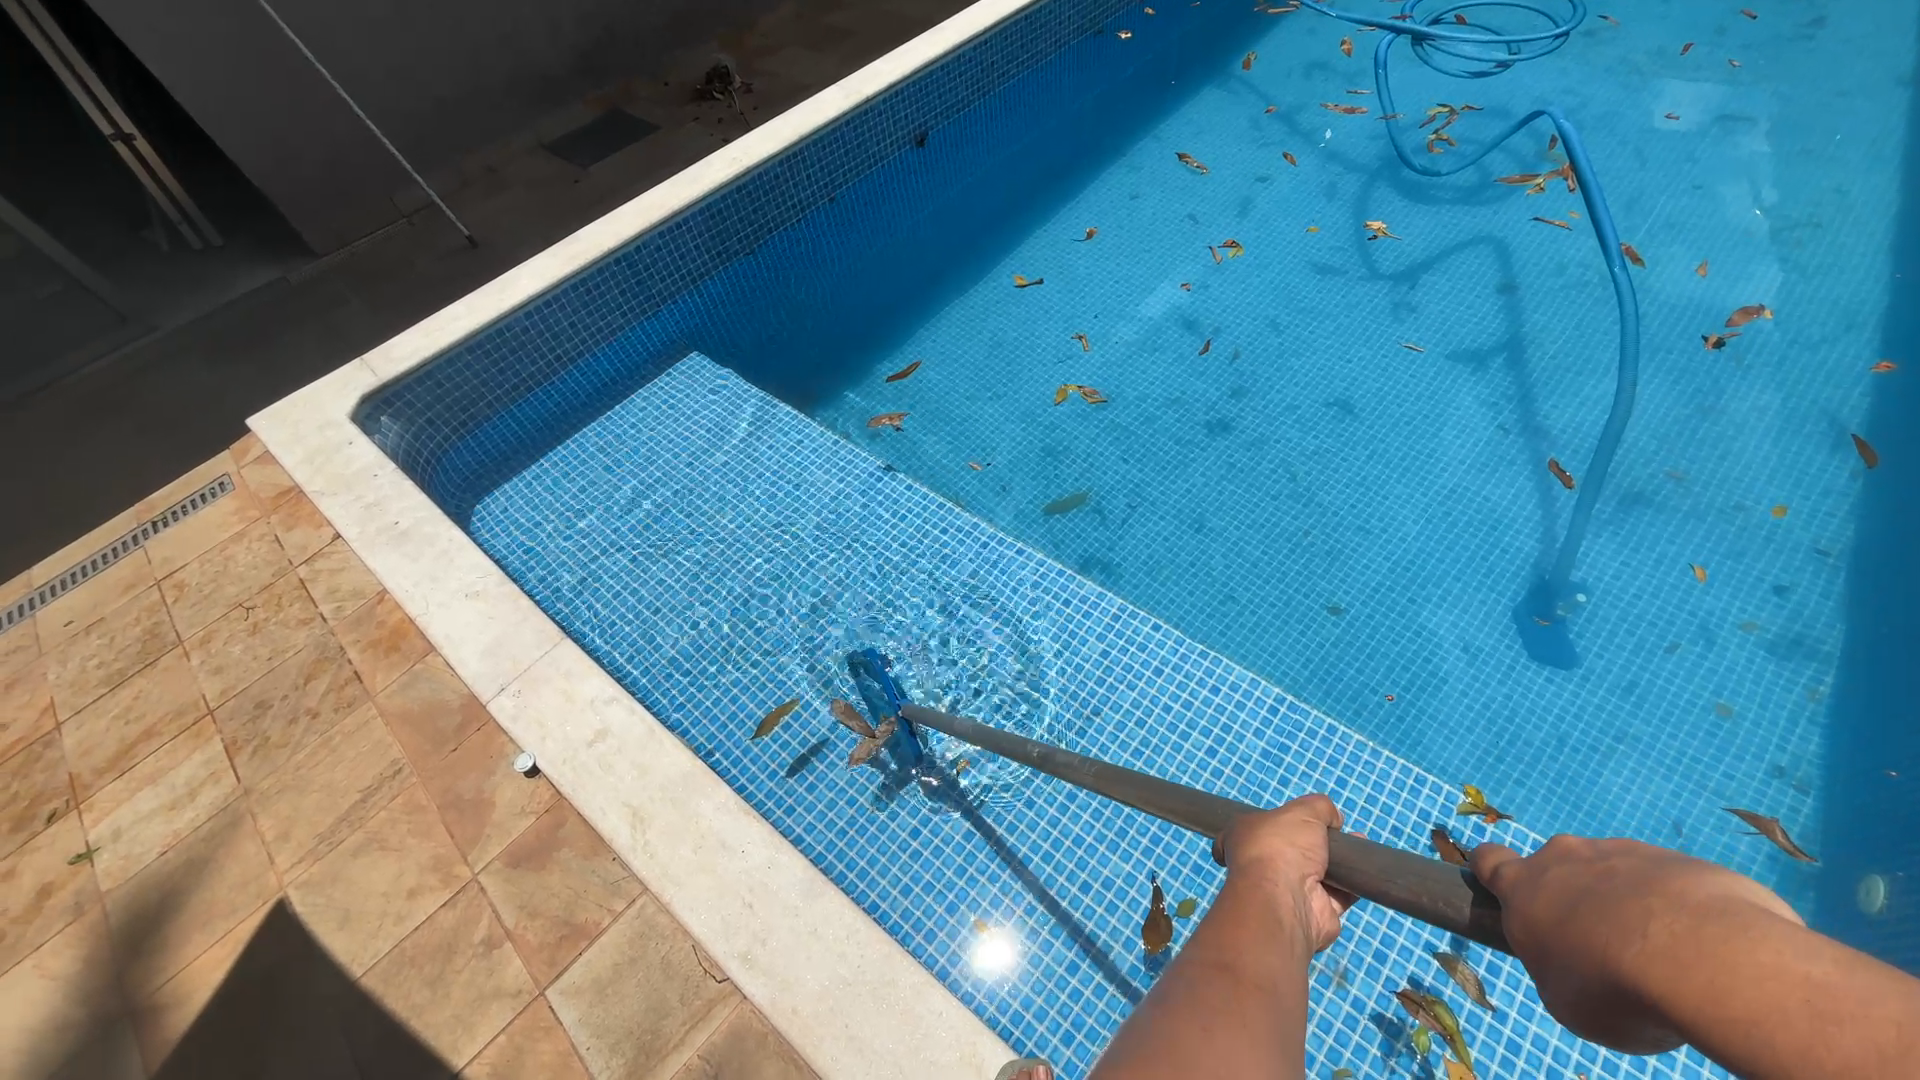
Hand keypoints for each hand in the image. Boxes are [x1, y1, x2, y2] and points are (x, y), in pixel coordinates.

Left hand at [1212, 794, 1355, 953]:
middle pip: (1294, 848)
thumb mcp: (1302, 811)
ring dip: (1339, 860)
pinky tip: (1363, 869)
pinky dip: (1352, 884)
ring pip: (1318, 871)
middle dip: (1318, 839)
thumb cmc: (1283, 846)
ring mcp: (1288, 888)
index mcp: (1246, 836)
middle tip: (1339, 830)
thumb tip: (1333, 818)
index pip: (1260, 825)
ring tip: (1358, 844)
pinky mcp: (1315, 911)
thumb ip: (1319, 807)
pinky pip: (1337, 894)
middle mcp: (1263, 863)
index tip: (1305, 816)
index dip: (1282, 819)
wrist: (1289, 898)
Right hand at [1471, 835, 1801, 1053]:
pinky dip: (1680, 909)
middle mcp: (1563, 857)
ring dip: (1630, 903)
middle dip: (1578, 898)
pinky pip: (1671, 884)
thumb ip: (1557, 969)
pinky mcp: (1679, 862)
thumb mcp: (1567, 1002)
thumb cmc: (1613, 987)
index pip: (1488, 859)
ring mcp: (1622, 853)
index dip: (1495, 873)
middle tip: (1607, 947)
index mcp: (1522, 886)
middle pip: (1560, 868)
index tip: (1512, 895)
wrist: (1705, 960)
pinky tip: (1706, 948)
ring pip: (1617, 874)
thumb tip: (1577, 963)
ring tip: (1666, 954)